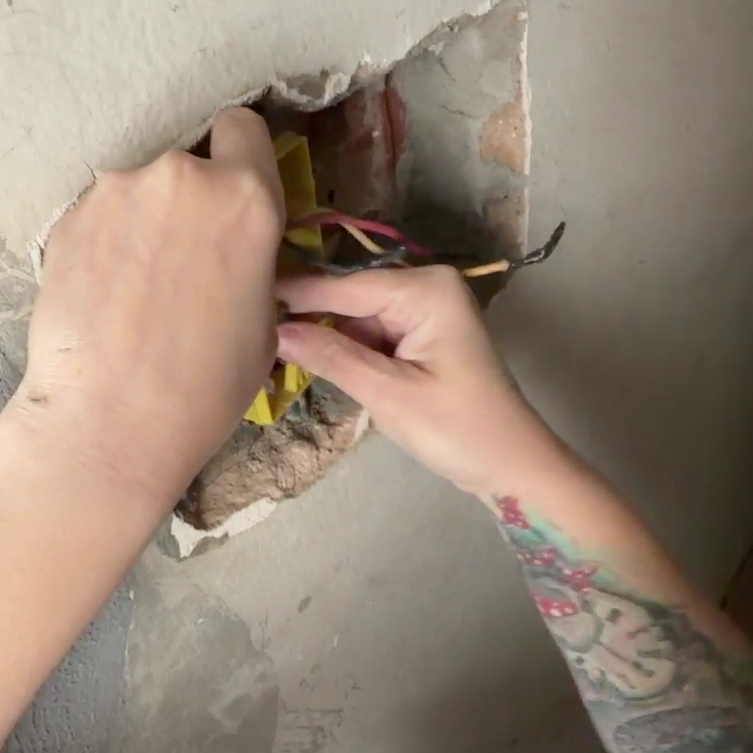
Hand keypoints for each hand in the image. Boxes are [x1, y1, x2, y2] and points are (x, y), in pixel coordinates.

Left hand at [12, 107, 285, 503]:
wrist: (109, 420)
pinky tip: (101, 296)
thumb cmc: (204, 389)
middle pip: (190, 166)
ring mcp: (114, 193)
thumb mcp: (264, 329)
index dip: (242, 160)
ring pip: (139, 193)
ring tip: (133, 290)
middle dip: (190, 205)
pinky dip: (105, 244)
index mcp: (246, 199)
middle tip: (182, 265)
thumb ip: (252, 265)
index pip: (245, 129)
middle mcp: (179, 176)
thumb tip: (234, 255)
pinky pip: (99, 218)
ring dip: (143, 224)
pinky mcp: (66, 219)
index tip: (233, 199)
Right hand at [275, 267, 562, 494]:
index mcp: (425, 290)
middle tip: (247, 325)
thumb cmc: (457, 429)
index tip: (242, 294)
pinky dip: (342, 350)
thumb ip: (331, 357)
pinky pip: (368, 335)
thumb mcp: (389, 394)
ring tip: (264, 341)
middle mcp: (424, 288)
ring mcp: (422, 313)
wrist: (510, 465)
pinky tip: (304, 356)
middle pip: (348, 298)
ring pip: (354, 318)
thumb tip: (275, 331)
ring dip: (320, 335)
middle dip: (304, 315)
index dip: (293, 294)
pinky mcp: (418, 337)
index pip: (343, 287)